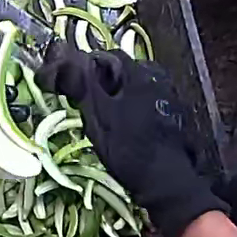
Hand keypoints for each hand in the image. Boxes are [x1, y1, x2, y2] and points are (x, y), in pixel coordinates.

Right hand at [36, 43, 226, 236]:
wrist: (166, 180)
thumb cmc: (128, 147)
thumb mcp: (97, 116)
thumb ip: (82, 86)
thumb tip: (65, 61)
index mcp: (136, 74)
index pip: (105, 56)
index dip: (84, 66)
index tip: (70, 81)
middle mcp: (155, 79)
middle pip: (121, 70)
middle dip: (100, 80)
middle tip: (83, 97)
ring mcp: (166, 97)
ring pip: (133, 87)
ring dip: (115, 94)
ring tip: (101, 113)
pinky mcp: (171, 116)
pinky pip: (144, 102)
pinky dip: (129, 107)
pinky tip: (122, 125)